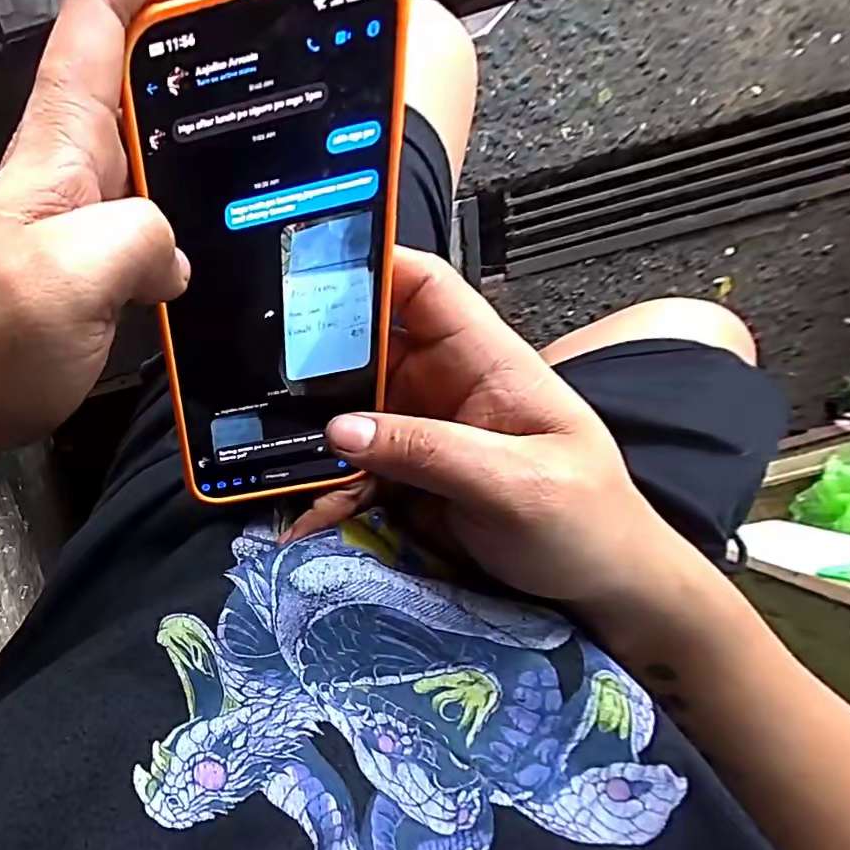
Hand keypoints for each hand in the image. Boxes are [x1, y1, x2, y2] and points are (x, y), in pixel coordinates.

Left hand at [0, 0, 243, 524]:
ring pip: (151, 144)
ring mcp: (84, 222)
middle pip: (133, 69)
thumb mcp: (66, 279)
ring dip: (205, 116)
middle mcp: (72, 169)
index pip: (98, 18)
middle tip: (281, 25)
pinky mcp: (95, 269)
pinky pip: (156, 214)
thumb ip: (135, 237)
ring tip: (277, 113)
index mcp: (56, 147)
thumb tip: (172, 255)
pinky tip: (232, 217)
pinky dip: (195, 199)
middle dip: (197, 24)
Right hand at [287, 249, 690, 604]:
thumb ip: (430, 450)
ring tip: (269, 444)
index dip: (371, 263)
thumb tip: (341, 431)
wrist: (588, 586)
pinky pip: (344, 466)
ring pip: (341, 411)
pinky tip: (300, 505)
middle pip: (363, 347)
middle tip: (260, 370)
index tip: (307, 267)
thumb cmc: (585, 522)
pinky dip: (319, 483)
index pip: (423, 287)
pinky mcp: (395, 470)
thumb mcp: (518, 482)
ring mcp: (411, 429)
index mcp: (483, 360)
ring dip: (306, 428)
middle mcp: (438, 385)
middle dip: (313, 354)